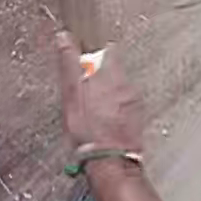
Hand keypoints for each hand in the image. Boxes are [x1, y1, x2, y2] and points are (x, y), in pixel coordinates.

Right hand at [53, 32, 142, 152]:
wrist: (109, 162)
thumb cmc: (88, 129)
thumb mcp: (70, 93)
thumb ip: (69, 63)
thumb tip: (65, 38)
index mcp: (109, 74)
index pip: (108, 48)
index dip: (94, 49)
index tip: (83, 55)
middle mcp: (126, 85)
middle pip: (113, 67)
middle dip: (98, 73)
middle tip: (81, 86)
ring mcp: (133, 101)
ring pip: (118, 85)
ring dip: (105, 90)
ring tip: (90, 106)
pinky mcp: (136, 117)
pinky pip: (123, 102)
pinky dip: (113, 105)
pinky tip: (101, 117)